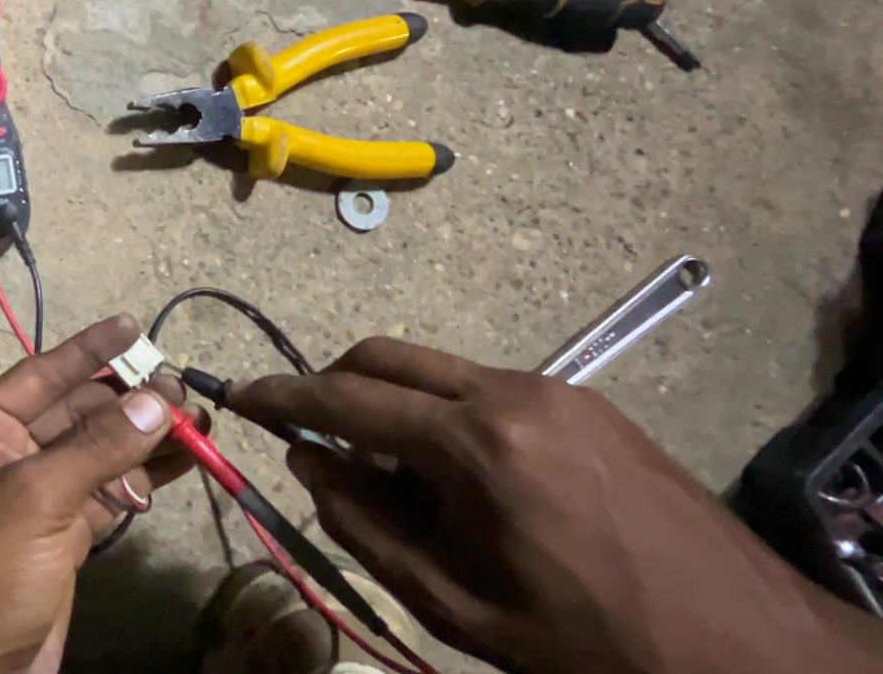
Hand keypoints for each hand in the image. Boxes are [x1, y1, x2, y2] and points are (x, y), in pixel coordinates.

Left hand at [0, 315, 202, 673]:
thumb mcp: (38, 498)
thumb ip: (98, 447)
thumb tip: (155, 400)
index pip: (41, 374)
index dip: (87, 349)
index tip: (131, 324)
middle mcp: (8, 450)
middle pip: (75, 410)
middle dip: (127, 398)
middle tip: (181, 387)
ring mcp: (39, 489)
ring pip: (98, 448)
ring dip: (143, 435)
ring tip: (197, 420)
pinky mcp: (65, 525)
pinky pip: (109, 487)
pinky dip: (143, 476)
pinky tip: (183, 460)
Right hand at [233, 338, 882, 673]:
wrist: (765, 658)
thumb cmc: (592, 645)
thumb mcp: (458, 606)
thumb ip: (364, 525)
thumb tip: (308, 462)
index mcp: (477, 445)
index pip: (345, 399)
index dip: (281, 396)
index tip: (237, 393)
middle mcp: (509, 392)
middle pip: (381, 358)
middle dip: (330, 386)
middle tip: (309, 436)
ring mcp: (551, 388)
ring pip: (428, 367)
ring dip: (386, 401)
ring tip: (390, 469)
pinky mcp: (580, 399)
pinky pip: (476, 385)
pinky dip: (437, 410)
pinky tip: (455, 470)